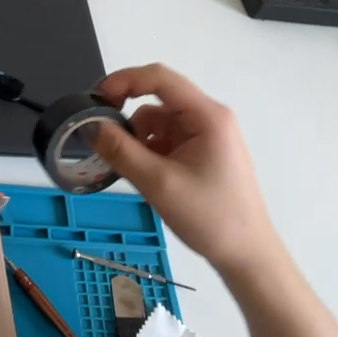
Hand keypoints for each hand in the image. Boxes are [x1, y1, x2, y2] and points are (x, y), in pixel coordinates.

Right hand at [90, 64, 276, 270]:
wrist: (248, 258)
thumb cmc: (210, 217)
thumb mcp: (158, 183)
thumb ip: (120, 150)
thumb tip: (89, 125)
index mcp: (207, 115)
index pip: (160, 78)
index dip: (123, 80)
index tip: (94, 98)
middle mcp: (209, 118)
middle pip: (158, 99)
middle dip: (127, 114)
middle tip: (99, 133)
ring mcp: (207, 136)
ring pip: (159, 122)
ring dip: (137, 137)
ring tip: (124, 165)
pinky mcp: (202, 154)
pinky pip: (166, 139)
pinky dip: (148, 150)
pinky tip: (141, 174)